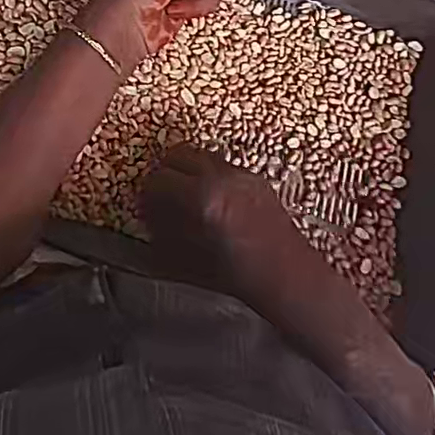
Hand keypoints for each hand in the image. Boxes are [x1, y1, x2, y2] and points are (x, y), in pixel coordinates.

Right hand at [138, 146, 297, 285]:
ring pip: (202, 155)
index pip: (162, 179)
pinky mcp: (256, 178)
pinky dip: (208, 174)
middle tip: (157, 192)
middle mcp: (224, 177)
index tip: (143, 202)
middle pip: (181, 154)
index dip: (147, 191)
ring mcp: (243, 174)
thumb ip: (167, 228)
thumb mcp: (193, 256)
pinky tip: (208, 200)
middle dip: (165, 171)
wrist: (291, 279)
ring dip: (187, 169)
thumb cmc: (240, 277)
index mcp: (205, 197)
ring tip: (181, 195)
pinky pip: (223, 165)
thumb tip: (150, 212)